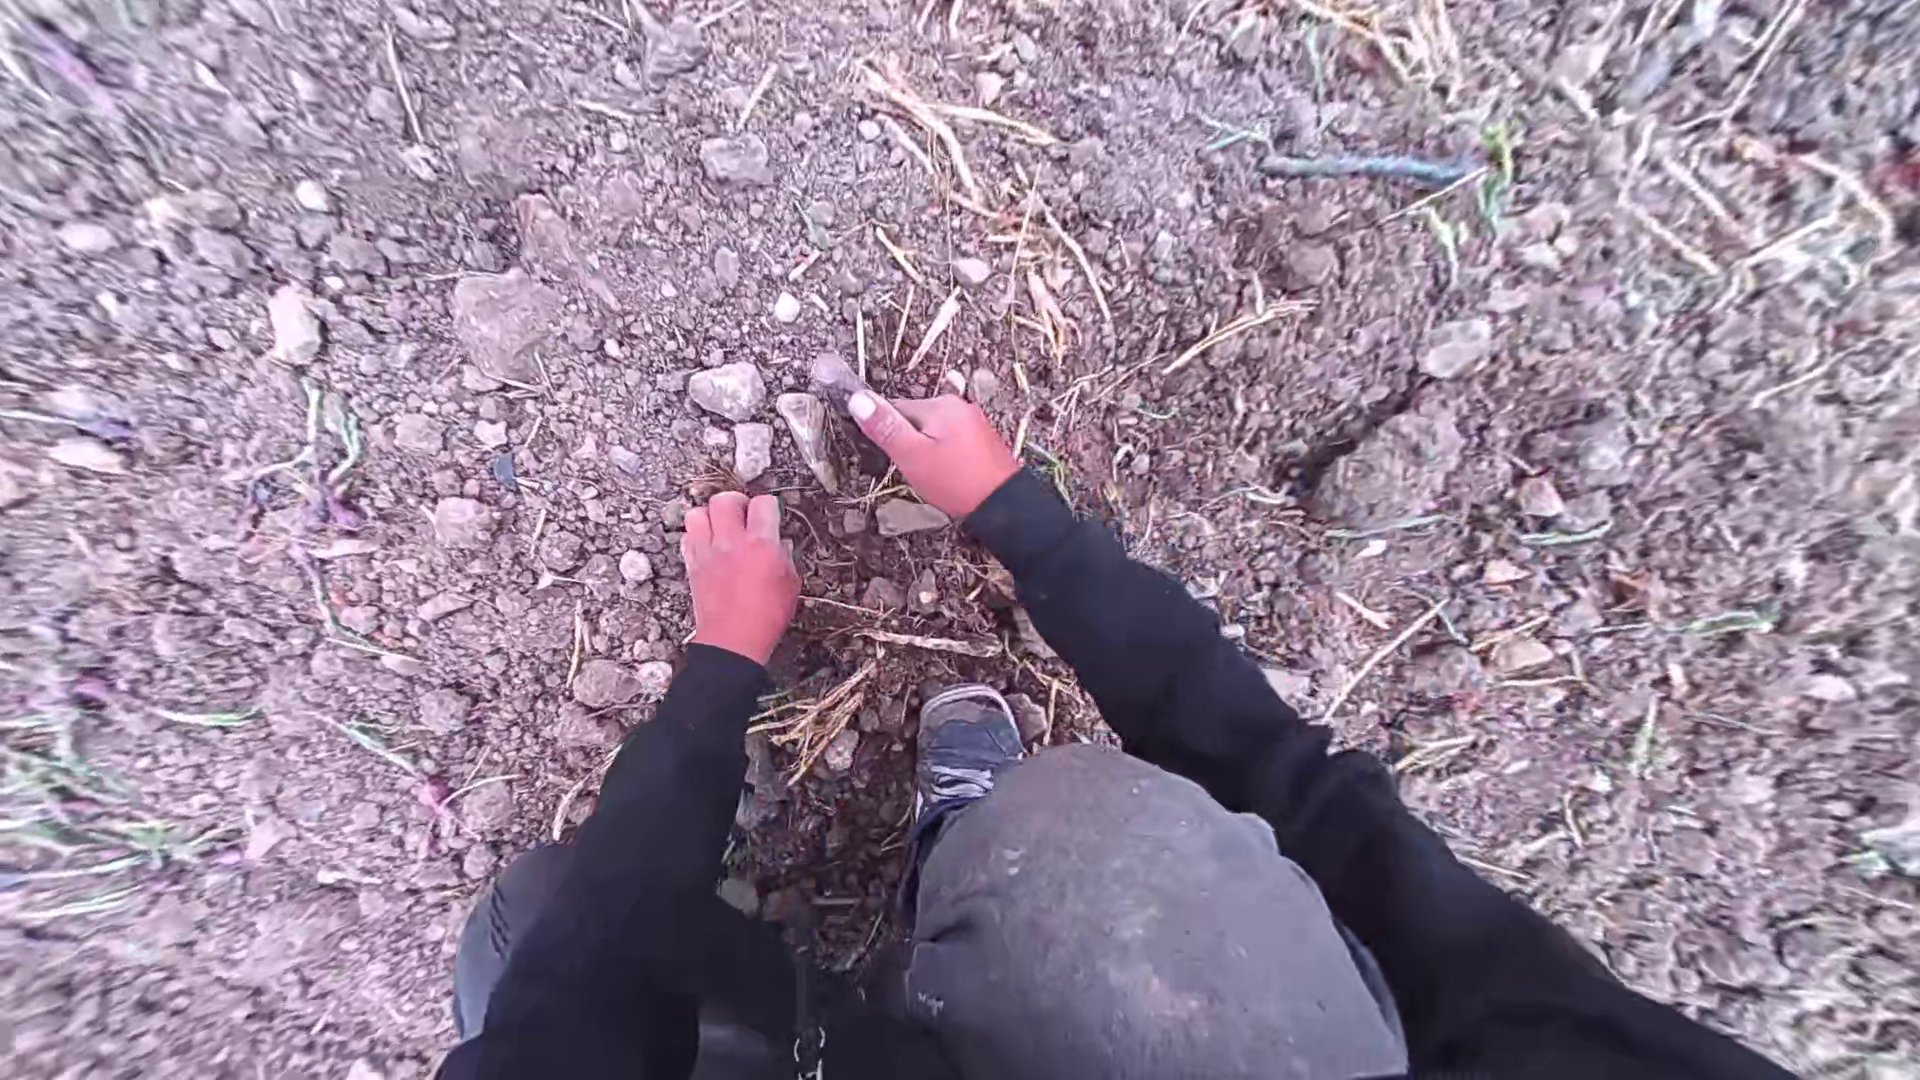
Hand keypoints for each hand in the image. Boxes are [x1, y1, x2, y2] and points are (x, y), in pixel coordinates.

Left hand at [682, 492, 799, 665]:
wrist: (734, 641)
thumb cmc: (766, 617)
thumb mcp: (791, 583)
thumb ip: (785, 556)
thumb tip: (780, 543)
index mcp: (761, 544)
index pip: (764, 503)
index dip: (770, 505)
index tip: (771, 513)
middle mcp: (731, 543)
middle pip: (725, 500)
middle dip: (737, 502)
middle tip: (744, 513)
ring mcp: (708, 553)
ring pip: (698, 513)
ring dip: (711, 516)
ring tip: (723, 526)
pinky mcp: (693, 565)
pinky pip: (687, 536)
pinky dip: (697, 535)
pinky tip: (710, 545)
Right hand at [848, 392, 1019, 517]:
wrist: (1003, 506)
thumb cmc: (957, 482)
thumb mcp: (912, 455)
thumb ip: (885, 427)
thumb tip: (858, 398)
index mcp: (940, 405)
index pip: (895, 408)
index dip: (888, 435)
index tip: (894, 456)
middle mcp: (959, 406)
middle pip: (916, 420)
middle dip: (910, 444)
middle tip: (918, 470)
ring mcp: (974, 422)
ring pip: (934, 433)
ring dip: (928, 452)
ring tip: (936, 476)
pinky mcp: (982, 440)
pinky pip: (951, 442)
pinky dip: (945, 457)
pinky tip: (949, 475)